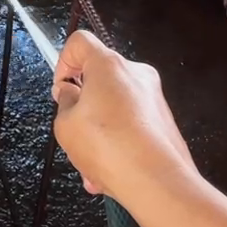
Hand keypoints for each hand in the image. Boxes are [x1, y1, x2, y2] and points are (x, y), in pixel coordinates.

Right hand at [52, 30, 194, 201]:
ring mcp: (154, 99)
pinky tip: (108, 174)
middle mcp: (136, 74)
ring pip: (114, 107)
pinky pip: (132, 126)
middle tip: (74, 130)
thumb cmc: (108, 147)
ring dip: (99, 131)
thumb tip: (71, 95)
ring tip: (90, 166)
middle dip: (83, 106)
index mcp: (109, 64)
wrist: (159, 184)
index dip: (63, 63)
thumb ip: (64, 103)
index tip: (62, 91)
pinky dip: (118, 143)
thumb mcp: (66, 125)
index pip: (80, 42)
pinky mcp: (165, 123)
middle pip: (99, 78)